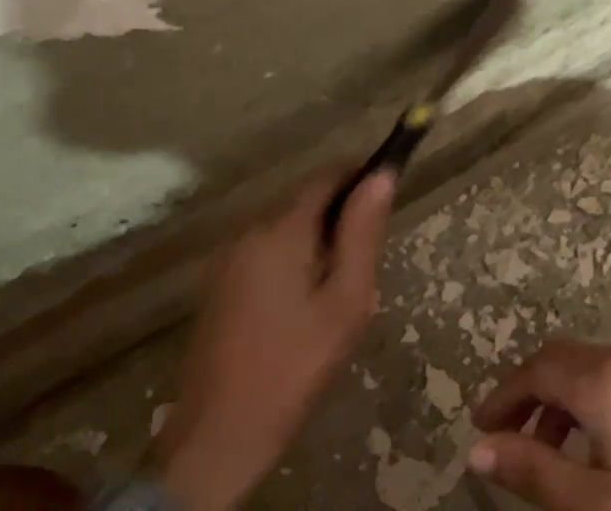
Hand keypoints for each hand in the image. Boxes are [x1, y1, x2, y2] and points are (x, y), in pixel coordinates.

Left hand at [155, 167, 395, 510]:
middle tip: (369, 262)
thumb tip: (382, 175)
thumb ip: (363, 233)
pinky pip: (270, 249)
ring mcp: (230, 258)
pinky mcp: (222, 283)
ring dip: (321, 238)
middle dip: (343, 213)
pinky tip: (309, 304)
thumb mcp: (346, 300)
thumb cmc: (295, 365)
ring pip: (288, 224)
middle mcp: (249, 231)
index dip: (362, 177)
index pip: (328, 175)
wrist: (220, 435)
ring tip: (343, 289)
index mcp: (281, 230)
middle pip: (306, 197)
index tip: (390, 201)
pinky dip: (297, 257)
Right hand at [469, 340, 610, 510]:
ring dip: (562, 395)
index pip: (534, 371)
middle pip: (560, 358)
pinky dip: (593, 392)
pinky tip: (598, 436)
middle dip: (529, 391)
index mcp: (600, 380)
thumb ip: (532, 470)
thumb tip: (478, 451)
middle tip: (509, 434)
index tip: (481, 427)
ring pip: (590, 362)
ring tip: (554, 450)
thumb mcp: (590, 501)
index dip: (503, 396)